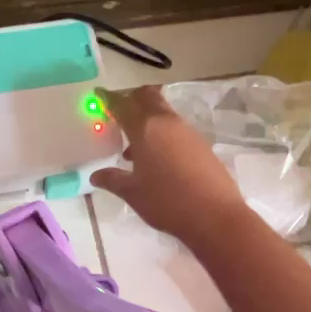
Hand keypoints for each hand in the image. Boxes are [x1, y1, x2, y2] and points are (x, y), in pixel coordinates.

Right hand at [90, 86, 249, 242]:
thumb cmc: (166, 202)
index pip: (122, 105)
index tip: (100, 96)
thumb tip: (96, 176)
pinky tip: (157, 161)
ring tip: (134, 150)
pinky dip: (162, 135)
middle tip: (119, 114)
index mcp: (145, 129)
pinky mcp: (202, 144)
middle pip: (148, 98)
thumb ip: (112, 180)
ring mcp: (188, 132)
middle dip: (132, 100)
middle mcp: (167, 122)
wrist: (214, 215)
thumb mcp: (133, 193)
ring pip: (163, 114)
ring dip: (147, 122)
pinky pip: (176, 130)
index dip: (109, 99)